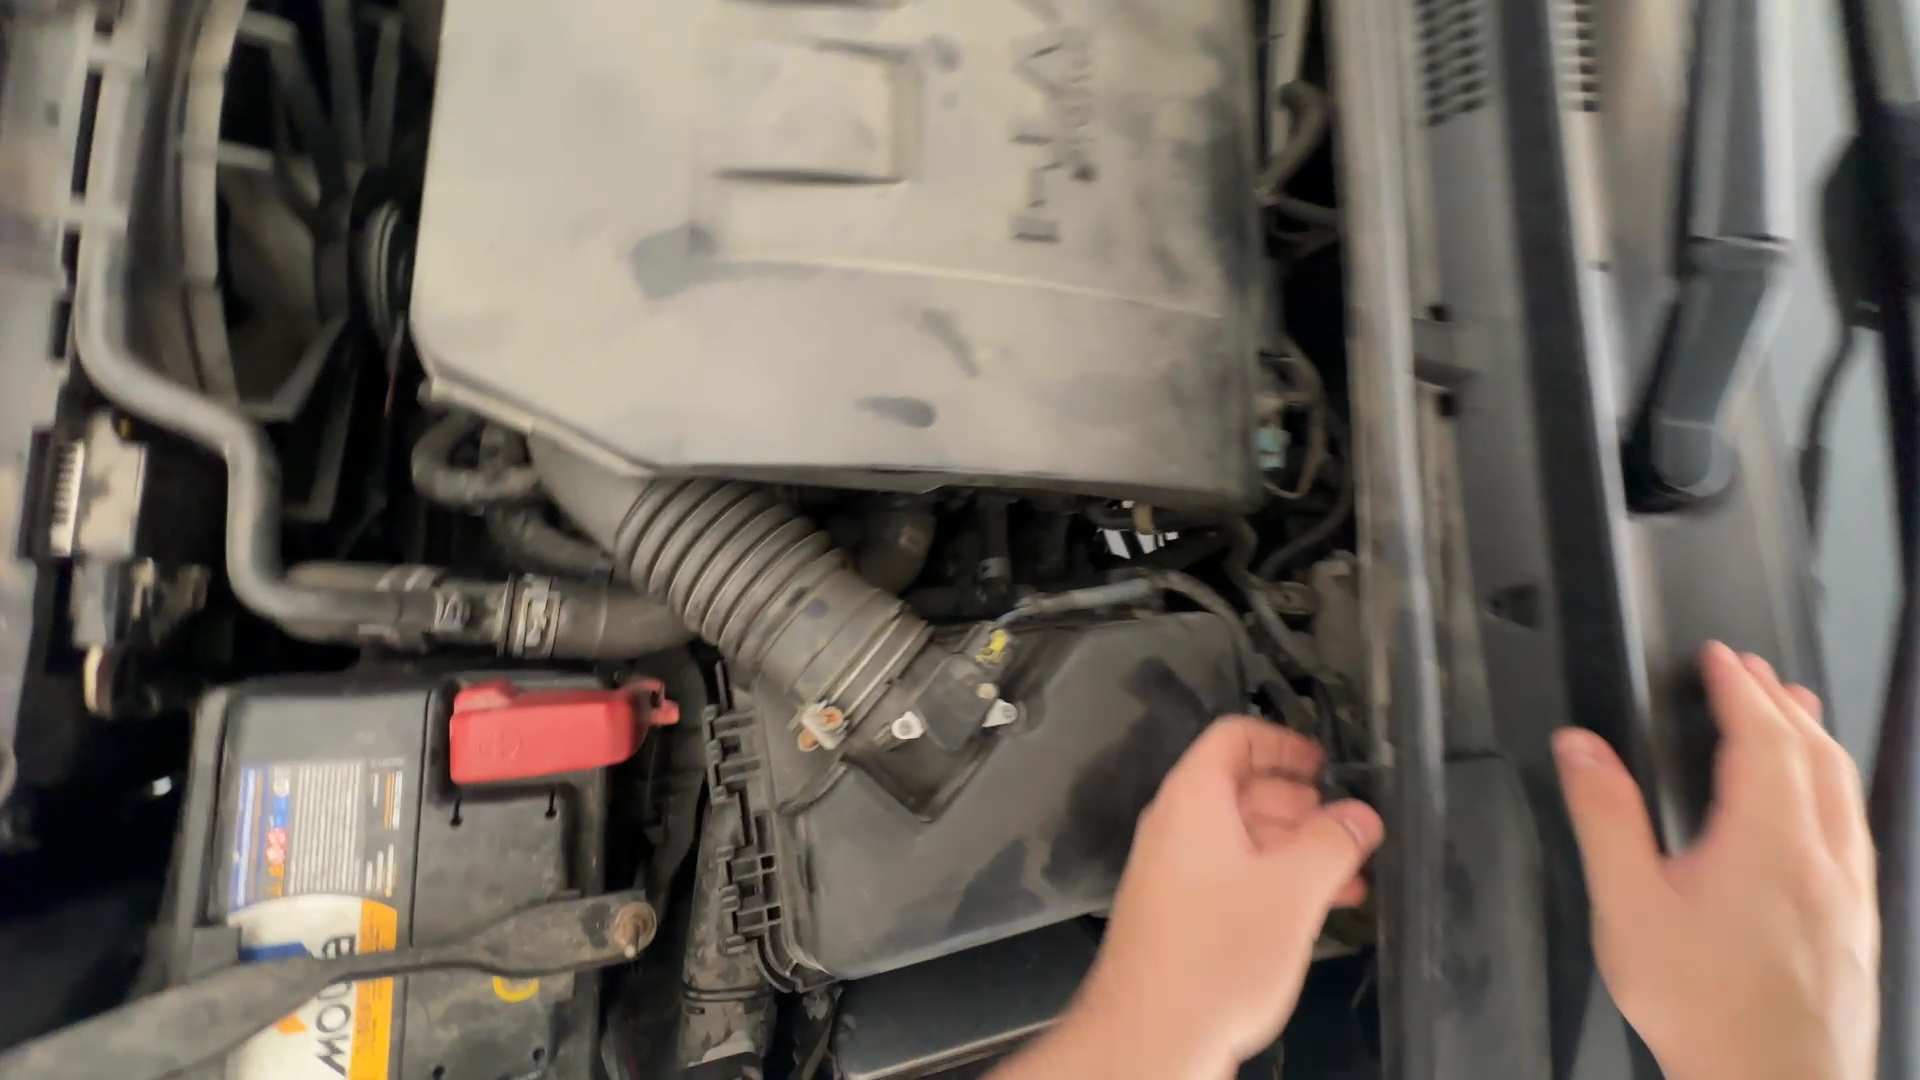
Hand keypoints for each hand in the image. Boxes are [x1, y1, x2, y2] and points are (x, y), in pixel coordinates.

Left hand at [999, 717, 1383, 1079]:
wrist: (1151, 1031)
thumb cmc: (1217, 950)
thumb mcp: (1291, 891)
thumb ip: (1331, 844)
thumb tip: (1360, 813)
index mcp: (1192, 797)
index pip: (1233, 737)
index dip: (1282, 741)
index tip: (1326, 764)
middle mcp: (1177, 823)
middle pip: (1240, 785)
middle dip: (1299, 800)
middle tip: (1348, 823)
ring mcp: (1176, 866)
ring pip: (1241, 833)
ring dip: (1295, 844)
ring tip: (1350, 869)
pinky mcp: (1182, 907)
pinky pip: (1233, 871)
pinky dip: (1275, 876)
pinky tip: (1319, 904)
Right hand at [1555, 642, 1877, 1079]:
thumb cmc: (1695, 996)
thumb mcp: (1625, 901)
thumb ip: (1604, 815)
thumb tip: (1580, 744)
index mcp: (1769, 848)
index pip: (1764, 746)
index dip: (1740, 693)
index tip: (1718, 656)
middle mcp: (1823, 863)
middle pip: (1818, 761)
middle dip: (1781, 704)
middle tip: (1747, 667)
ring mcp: (1848, 894)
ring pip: (1845, 793)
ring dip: (1812, 739)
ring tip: (1790, 706)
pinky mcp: (1852, 920)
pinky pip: (1851, 826)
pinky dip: (1828, 781)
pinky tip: (1811, 792)